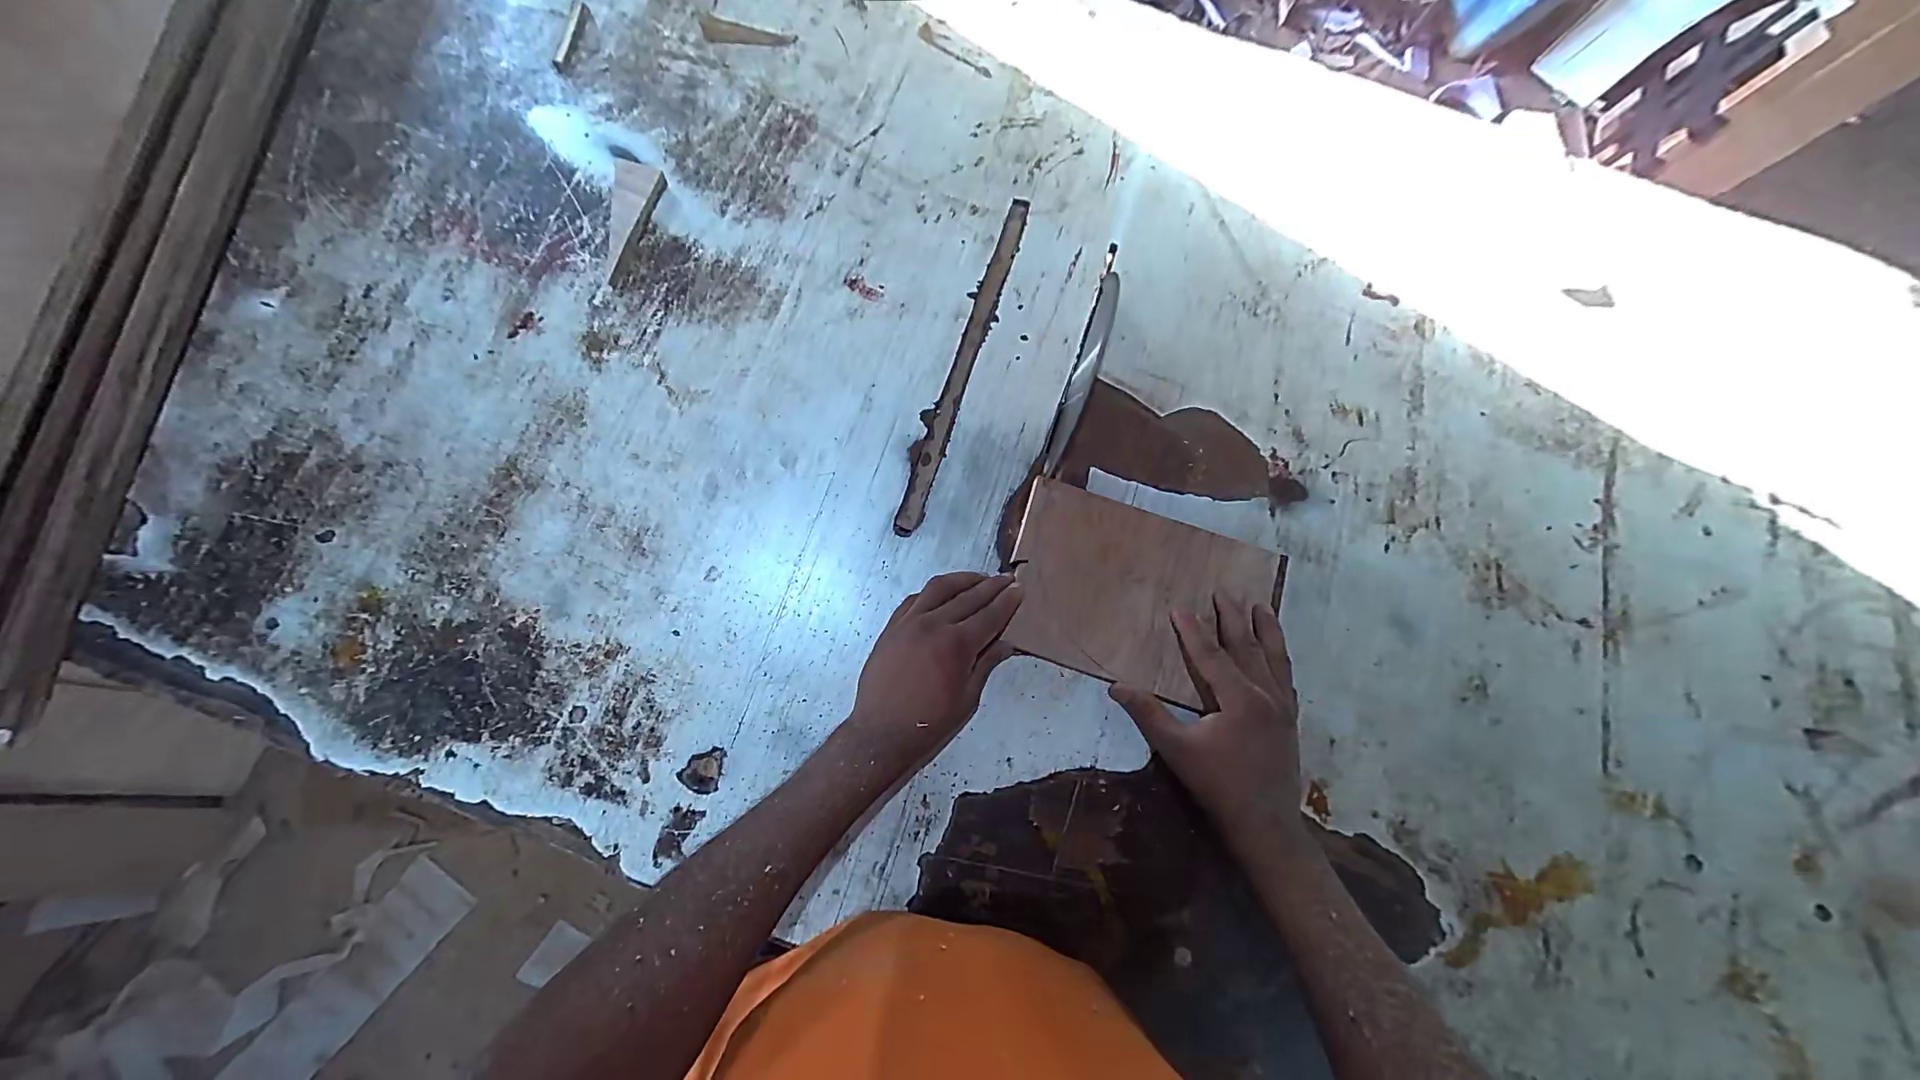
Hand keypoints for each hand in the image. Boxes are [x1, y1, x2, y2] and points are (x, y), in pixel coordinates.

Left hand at [847, 572, 1023, 768]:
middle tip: (1005, 579)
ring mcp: (909, 623)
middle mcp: (933, 625)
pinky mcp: (892, 628)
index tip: (1018, 589)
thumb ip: (986, 664)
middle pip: (968, 596)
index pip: (990, 614)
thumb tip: (1005, 644)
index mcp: (957, 644)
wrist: (882, 733)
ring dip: (962, 580)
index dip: (1007, 601)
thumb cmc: (928, 723)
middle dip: (991, 586)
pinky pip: (915, 599)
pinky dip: (932, 592)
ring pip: (939, 588)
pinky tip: (942, 594)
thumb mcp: (968, 698)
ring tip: (978, 579)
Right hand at [1109, 596, 1303, 845]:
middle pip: (1247, 647)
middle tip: (1224, 592)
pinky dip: (1280, 657)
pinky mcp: (1290, 720)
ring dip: (1266, 630)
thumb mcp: (1176, 750)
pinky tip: (1277, 653)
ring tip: (1261, 606)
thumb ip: (1147, 715)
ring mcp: (1283, 707)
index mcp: (1240, 699)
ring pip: (1275, 658)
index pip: (1211, 655)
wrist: (1265, 824)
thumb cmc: (1217, 785)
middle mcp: (1266, 695)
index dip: (1192, 631)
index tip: (1179, 608)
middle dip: (1233, 618)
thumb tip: (1116, 687)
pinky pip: (1287, 677)